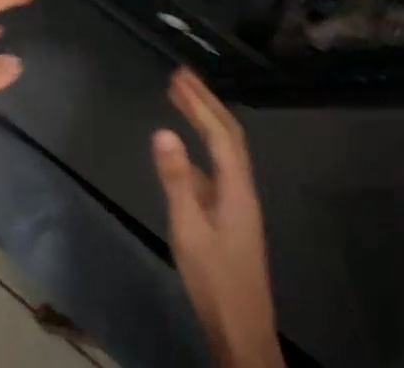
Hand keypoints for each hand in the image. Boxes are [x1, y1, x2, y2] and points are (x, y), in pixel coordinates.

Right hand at [153, 69, 283, 367]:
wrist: (242, 327)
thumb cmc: (214, 278)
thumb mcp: (188, 229)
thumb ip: (176, 180)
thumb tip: (162, 130)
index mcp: (236, 189)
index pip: (220, 134)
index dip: (200, 103)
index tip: (178, 77)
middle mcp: (242, 190)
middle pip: (229, 137)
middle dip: (206, 103)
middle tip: (181, 77)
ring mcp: (238, 204)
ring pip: (226, 151)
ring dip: (205, 121)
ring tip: (182, 100)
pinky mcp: (230, 217)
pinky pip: (218, 167)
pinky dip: (202, 146)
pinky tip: (185, 150)